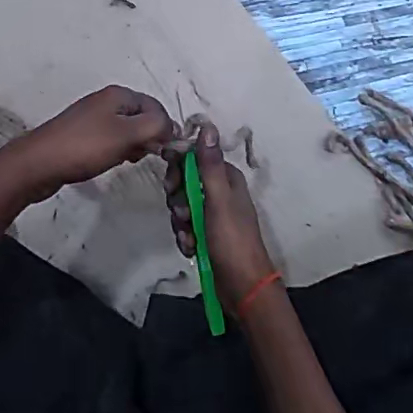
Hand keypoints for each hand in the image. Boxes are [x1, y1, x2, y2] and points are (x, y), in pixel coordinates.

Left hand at [0, 85, 175, 204]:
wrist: (37, 164)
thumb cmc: (85, 147)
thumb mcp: (127, 135)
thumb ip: (156, 126)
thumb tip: (171, 128)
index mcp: (118, 94)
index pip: (156, 106)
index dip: (164, 127)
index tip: (163, 151)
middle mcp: (106, 101)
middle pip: (142, 117)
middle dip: (149, 136)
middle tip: (142, 156)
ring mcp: (92, 118)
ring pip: (127, 130)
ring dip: (133, 145)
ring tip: (126, 160)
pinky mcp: (82, 135)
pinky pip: (111, 139)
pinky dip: (117, 150)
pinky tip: (111, 162)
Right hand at [164, 122, 274, 304]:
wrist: (241, 286)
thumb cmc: (232, 239)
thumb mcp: (218, 199)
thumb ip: (210, 164)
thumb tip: (207, 126)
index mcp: (227, 178)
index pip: (194, 158)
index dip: (179, 168)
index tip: (170, 184)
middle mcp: (220, 191)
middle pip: (185, 181)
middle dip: (178, 199)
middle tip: (182, 215)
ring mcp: (213, 213)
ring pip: (182, 205)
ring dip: (181, 222)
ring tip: (189, 236)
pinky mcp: (206, 232)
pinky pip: (185, 226)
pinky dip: (184, 236)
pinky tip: (191, 247)